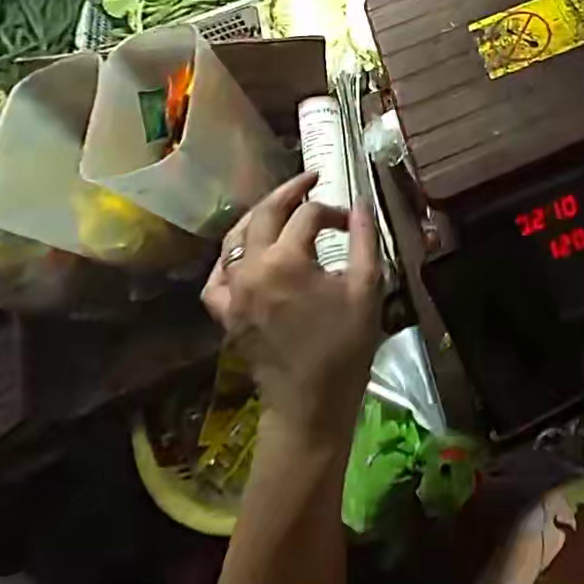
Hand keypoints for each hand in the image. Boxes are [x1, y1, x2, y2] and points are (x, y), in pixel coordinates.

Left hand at [201, 172, 381, 445]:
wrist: (310, 404)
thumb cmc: (344, 347)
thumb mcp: (366, 288)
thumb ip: (364, 239)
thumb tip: (360, 202)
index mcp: (285, 261)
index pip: (308, 215)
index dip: (333, 211)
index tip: (351, 223)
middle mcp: (250, 268)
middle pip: (264, 213)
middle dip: (290, 191)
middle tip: (311, 178)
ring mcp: (232, 291)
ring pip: (235, 237)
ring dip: (258, 215)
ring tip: (280, 205)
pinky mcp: (224, 312)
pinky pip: (217, 275)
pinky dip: (231, 256)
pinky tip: (245, 252)